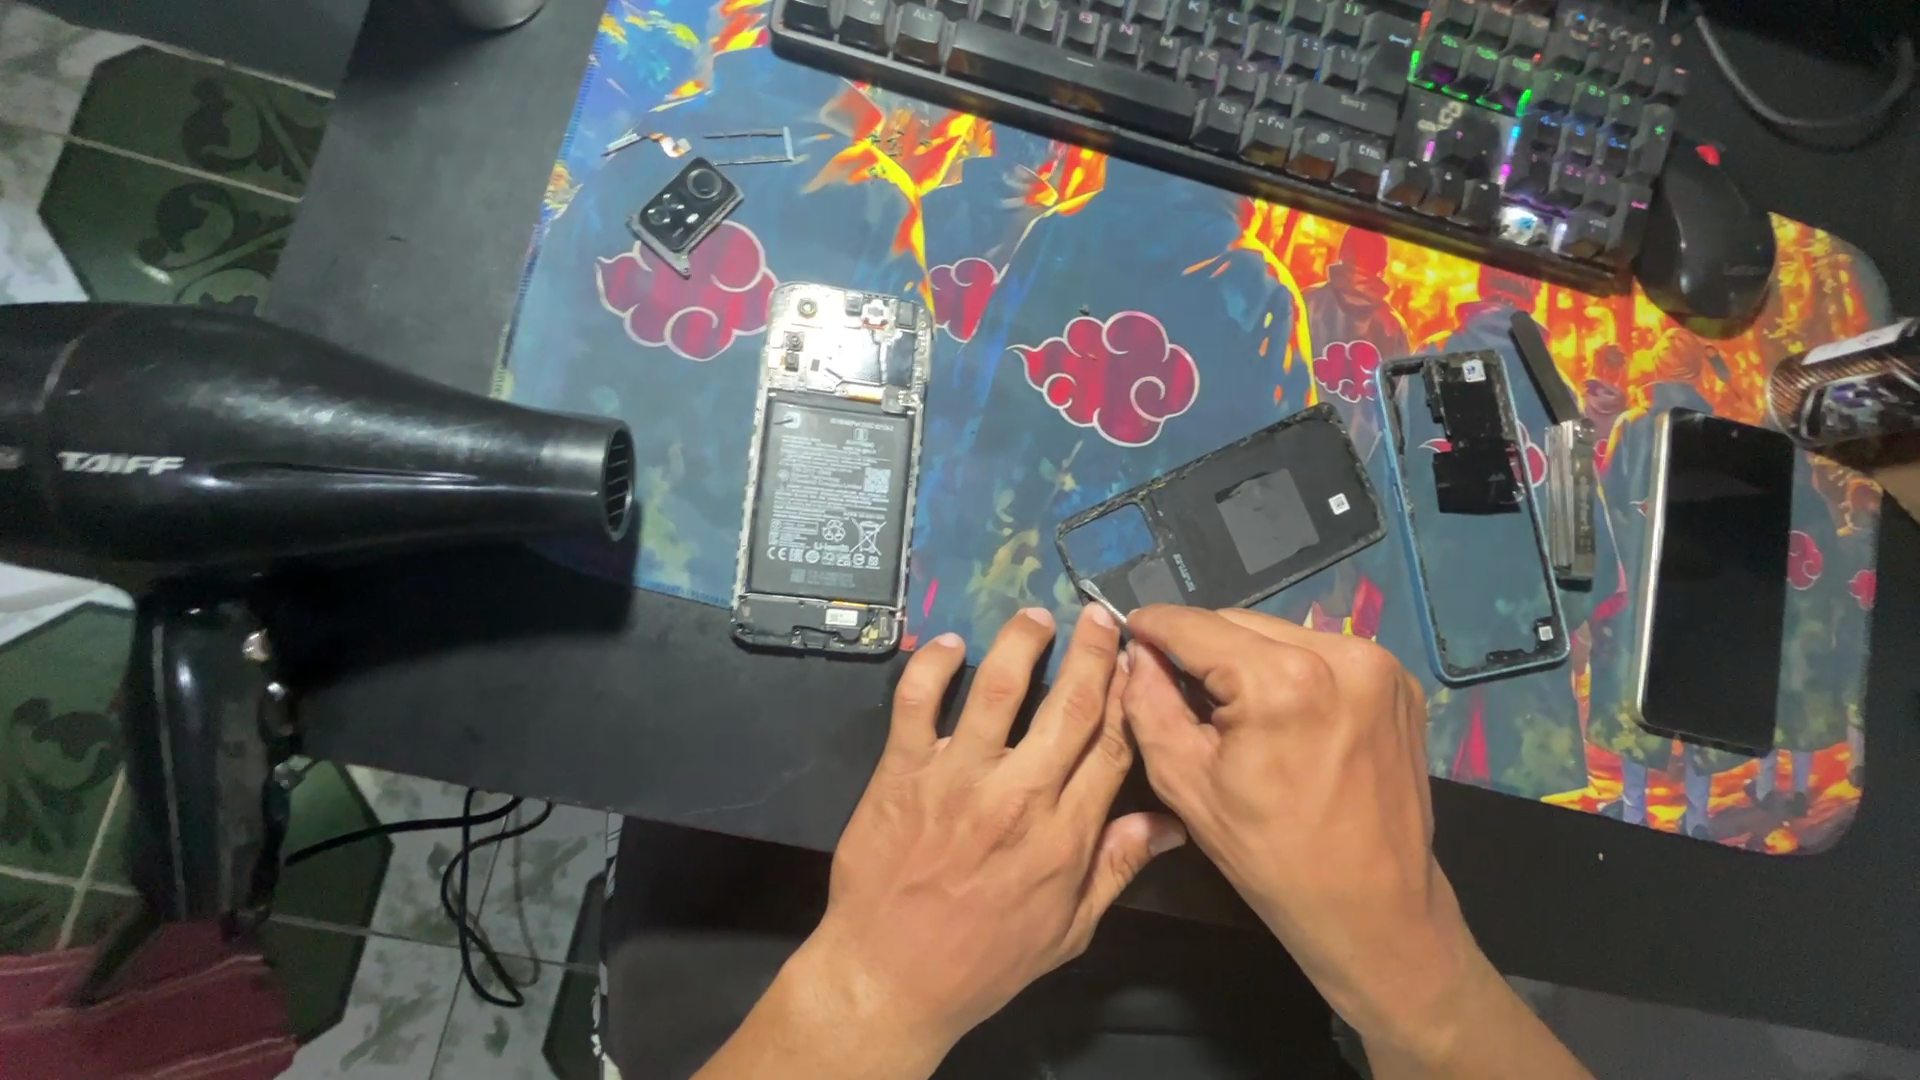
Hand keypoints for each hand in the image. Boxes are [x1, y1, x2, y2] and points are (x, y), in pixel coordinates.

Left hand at [786, 606, 1185, 1068]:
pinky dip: (933, 664)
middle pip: (1068, 706)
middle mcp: (1018, 794)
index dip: (1127, 696)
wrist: (891, 976)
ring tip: (1034, 616)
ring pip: (998, 688)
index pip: (1110, 745)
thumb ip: (1118, 867)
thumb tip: (1172, 823)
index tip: (1135, 660)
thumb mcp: (1069, 929)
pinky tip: (950, 644)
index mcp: (1064, 834)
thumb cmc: (986, 958)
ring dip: (1021, 642)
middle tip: (1100, 616)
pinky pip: (916, 701)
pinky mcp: (903, 769)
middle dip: (1091, 653)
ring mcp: (957, 776)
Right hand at [1120, 607, 1477, 1057]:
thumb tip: (1138, 653)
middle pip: (1238, 622)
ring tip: (1227, 698)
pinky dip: (1287, 666)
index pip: (1196, 625)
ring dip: (1243, 653)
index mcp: (1281, 681)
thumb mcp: (1183, 780)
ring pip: (1278, 632)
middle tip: (1172, 676)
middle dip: (1199, 643)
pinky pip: (1318, 651)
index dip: (1153, 624)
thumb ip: (1148, 702)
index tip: (1129, 629)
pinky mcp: (1397, 681)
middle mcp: (1339, 655)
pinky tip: (1277, 708)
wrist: (1374, 907)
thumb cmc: (1268, 852)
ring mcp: (1378, 665)